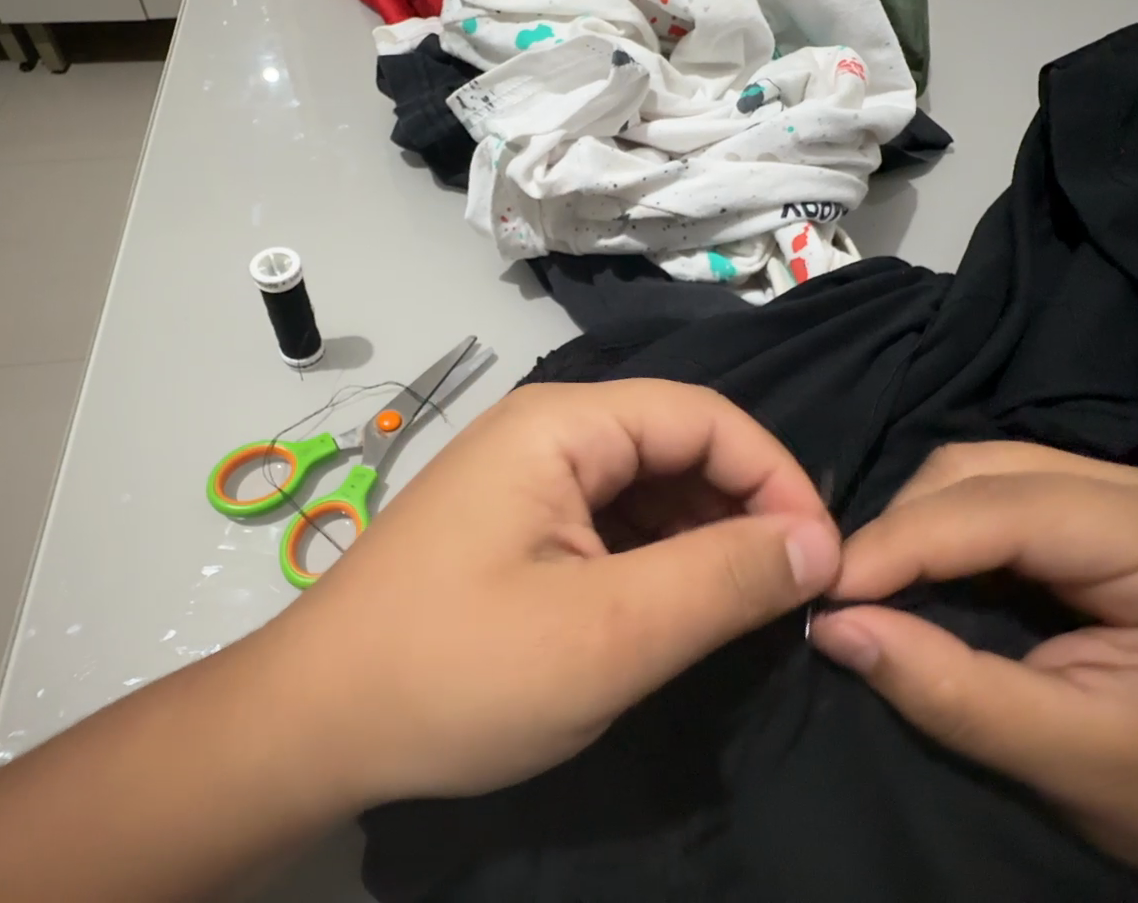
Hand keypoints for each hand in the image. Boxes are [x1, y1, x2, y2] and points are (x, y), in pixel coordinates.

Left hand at [245, 379, 841, 805]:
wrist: (315, 721)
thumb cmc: (458, 670)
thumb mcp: (608, 633)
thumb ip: (721, 579)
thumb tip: (817, 543)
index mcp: (560, 426)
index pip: (704, 416)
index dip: (776, 479)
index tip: (822, 563)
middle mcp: (540, 434)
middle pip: (673, 445)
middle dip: (740, 510)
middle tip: (784, 595)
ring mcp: (520, 480)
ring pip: (642, 487)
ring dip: (699, 539)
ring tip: (732, 611)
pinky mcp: (510, 526)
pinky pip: (604, 523)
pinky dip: (652, 559)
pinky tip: (668, 610)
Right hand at [808, 442, 1137, 900]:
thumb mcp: (1077, 762)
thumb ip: (952, 692)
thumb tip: (833, 627)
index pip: (1007, 509)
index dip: (903, 541)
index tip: (826, 593)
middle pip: (981, 470)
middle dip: (901, 528)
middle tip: (846, 595)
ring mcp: (1123, 498)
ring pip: (974, 471)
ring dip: (911, 524)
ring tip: (874, 586)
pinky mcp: (1094, 518)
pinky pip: (986, 495)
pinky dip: (935, 530)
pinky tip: (918, 574)